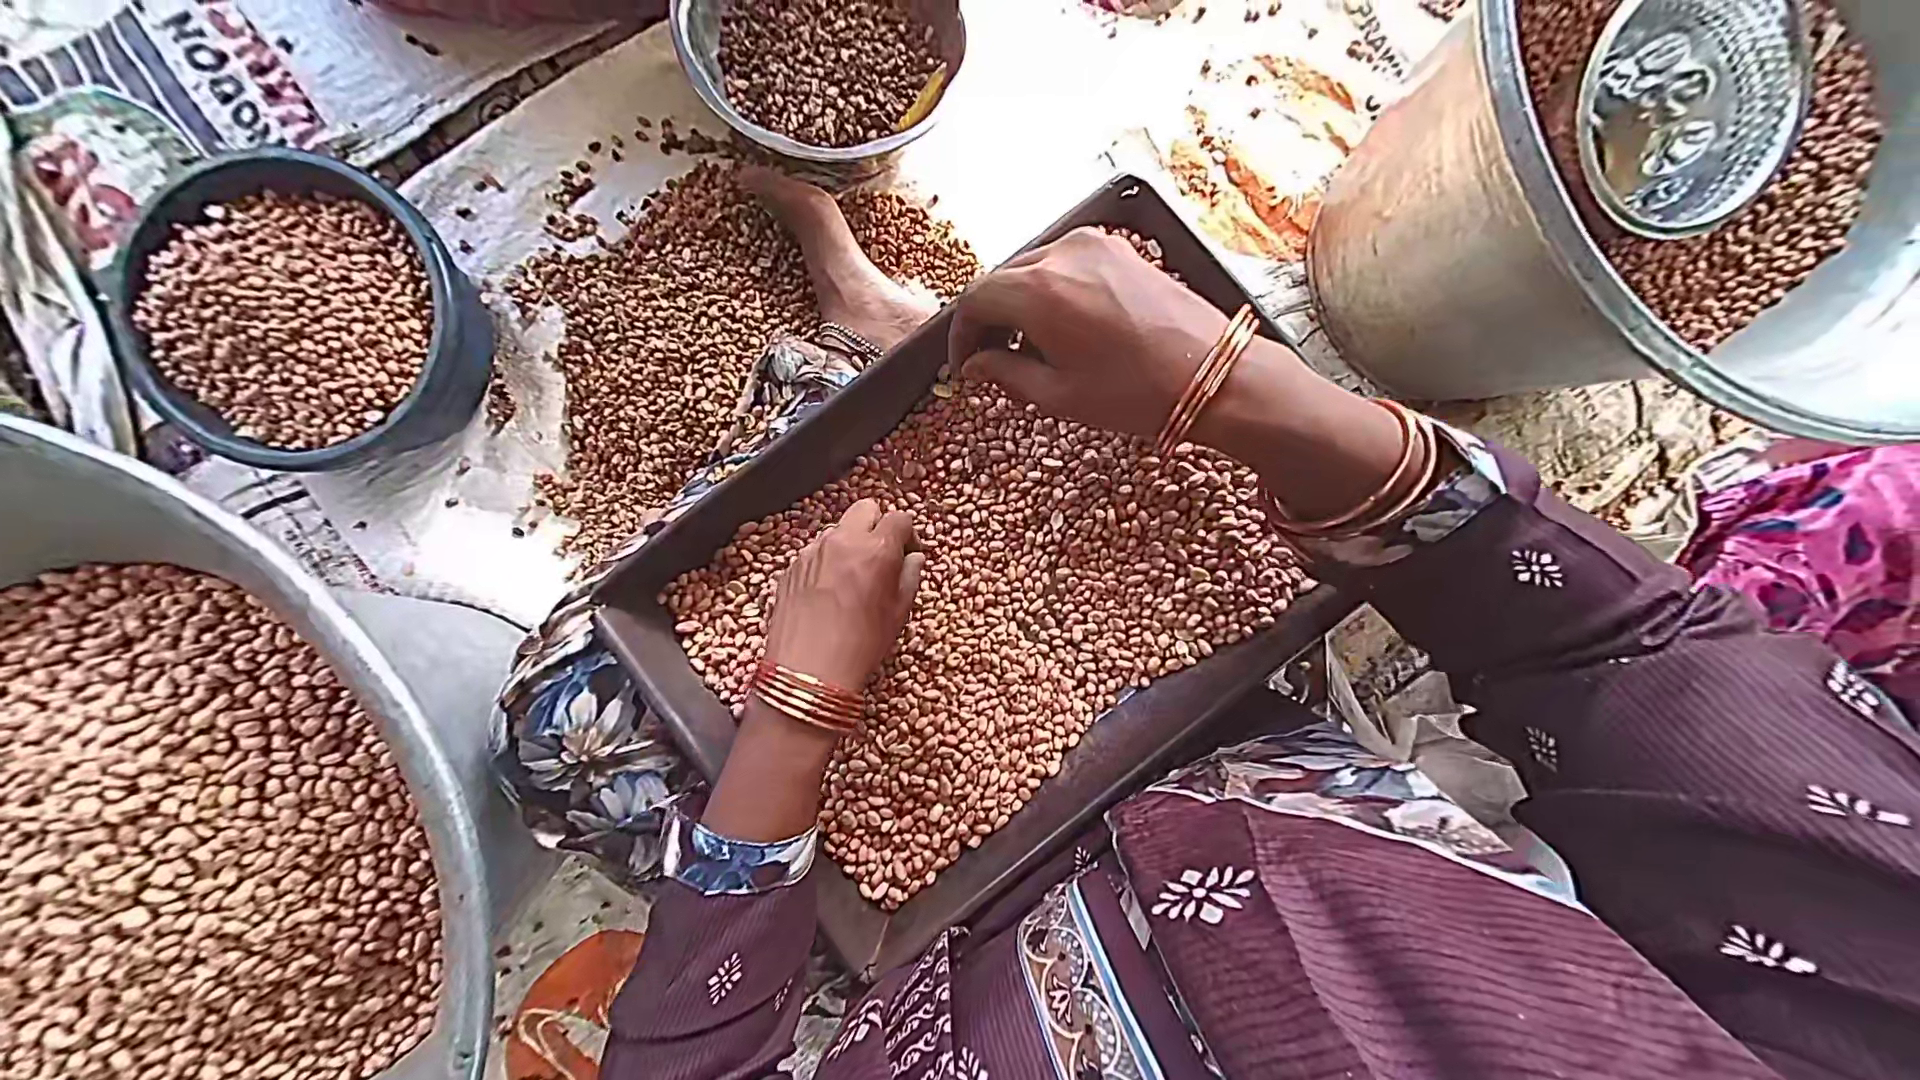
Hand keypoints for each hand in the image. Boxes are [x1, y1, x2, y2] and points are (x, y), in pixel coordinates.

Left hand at [762, 499, 924, 691]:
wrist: (808, 671)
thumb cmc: (860, 645)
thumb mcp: (898, 613)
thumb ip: (910, 577)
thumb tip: (913, 559)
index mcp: (876, 548)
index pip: (900, 518)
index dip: (908, 534)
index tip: (907, 554)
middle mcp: (843, 540)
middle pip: (866, 509)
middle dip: (877, 525)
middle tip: (881, 555)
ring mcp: (812, 551)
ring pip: (838, 529)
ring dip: (850, 543)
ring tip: (853, 579)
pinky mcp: (791, 566)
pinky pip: (815, 552)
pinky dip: (826, 562)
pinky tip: (828, 593)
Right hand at [947, 227, 1236, 439]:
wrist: (1214, 375)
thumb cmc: (1136, 392)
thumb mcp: (1058, 395)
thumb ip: (1005, 374)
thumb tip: (976, 366)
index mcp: (1039, 292)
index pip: (976, 300)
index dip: (961, 334)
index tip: (963, 363)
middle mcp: (1063, 254)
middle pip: (1001, 280)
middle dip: (988, 320)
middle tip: (989, 360)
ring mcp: (1095, 245)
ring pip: (1031, 269)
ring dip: (1017, 305)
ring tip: (1026, 349)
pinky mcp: (1120, 248)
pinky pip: (1064, 263)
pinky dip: (1048, 291)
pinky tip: (1059, 327)